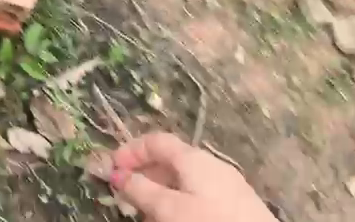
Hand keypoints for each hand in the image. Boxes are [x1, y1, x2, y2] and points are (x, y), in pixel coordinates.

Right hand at [107, 133, 277, 221]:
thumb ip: (140, 190)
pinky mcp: (242, 210)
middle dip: (145, 177)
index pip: (155, 140)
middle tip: (128, 198)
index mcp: (194, 157)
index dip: (130, 151)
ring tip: (151, 215)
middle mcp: (212, 165)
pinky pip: (203, 198)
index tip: (112, 171)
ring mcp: (231, 188)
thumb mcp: (169, 209)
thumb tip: (115, 174)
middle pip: (170, 162)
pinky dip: (183, 205)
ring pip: (186, 183)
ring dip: (163, 194)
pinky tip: (179, 220)